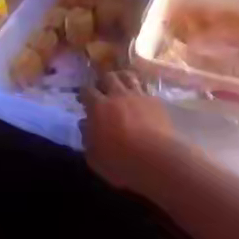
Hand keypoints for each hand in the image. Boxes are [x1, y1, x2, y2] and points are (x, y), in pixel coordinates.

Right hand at [79, 71, 183, 194]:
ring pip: (128, 77)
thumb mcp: (94, 156)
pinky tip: (139, 97)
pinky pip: (144, 88)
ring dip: (122, 78)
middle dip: (103, 81)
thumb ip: (87, 137)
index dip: (83, 93)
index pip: (87, 91)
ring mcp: (139, 95)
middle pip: (108, 77)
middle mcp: (118, 95)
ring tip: (121, 86)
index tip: (83, 99)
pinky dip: (139, 89)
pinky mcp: (155, 100)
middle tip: (102, 90)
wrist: (154, 157)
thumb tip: (85, 124)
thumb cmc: (119, 161)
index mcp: (99, 107)